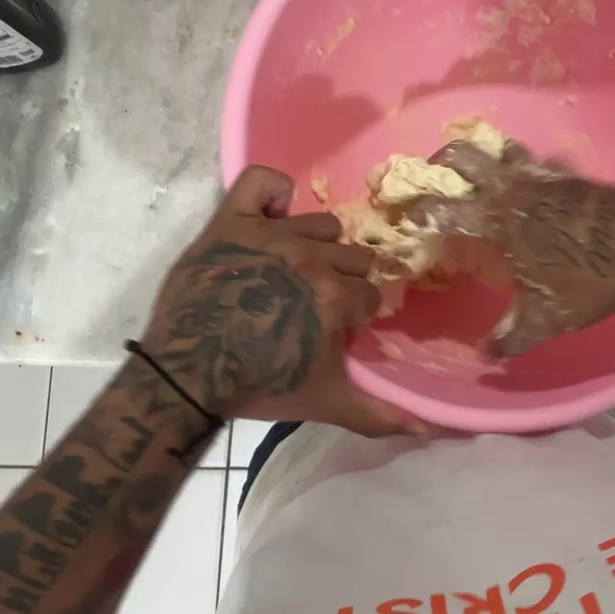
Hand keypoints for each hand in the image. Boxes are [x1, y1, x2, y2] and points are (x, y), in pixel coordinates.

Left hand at [141, 166, 428, 437]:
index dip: (354, 315)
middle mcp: (311, 257)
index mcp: (337, 296)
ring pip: (321, 224)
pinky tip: (272, 217)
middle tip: (313, 304)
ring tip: (294, 271)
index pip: (369, 294)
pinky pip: (261, 182)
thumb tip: (428, 431)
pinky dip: (273, 194)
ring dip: (317, 246)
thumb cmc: (260, 387)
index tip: (333, 330)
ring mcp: (270, 235)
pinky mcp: (231, 222)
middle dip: (341, 281)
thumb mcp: (326, 402)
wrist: (185, 375)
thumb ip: (379, 414)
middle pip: (352, 257)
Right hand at [413, 142, 614, 356]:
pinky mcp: (570, 174)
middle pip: (463, 156)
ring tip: (477, 173)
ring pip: (500, 149)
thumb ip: (510, 338)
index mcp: (498, 221)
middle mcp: (514, 189)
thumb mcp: (547, 320)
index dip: (418, 210)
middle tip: (431, 177)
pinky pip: (537, 160)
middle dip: (439, 161)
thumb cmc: (591, 281)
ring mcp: (543, 175)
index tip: (404, 217)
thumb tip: (484, 357)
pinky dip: (525, 166)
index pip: (443, 208)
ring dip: (483, 156)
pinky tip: (531, 184)